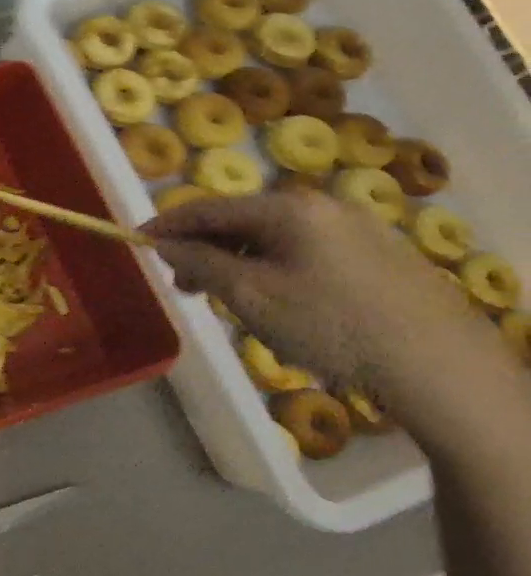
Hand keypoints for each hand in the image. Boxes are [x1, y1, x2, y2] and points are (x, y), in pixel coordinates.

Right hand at [142, 191, 516, 439]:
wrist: (439, 367)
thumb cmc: (329, 324)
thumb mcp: (248, 295)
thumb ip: (198, 263)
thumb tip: (165, 245)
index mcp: (289, 208)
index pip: (208, 207)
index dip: (166, 225)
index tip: (135, 242)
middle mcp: (325, 207)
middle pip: (243, 221)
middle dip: (205, 249)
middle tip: (182, 286)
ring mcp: (359, 231)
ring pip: (275, 239)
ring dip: (239, 263)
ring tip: (227, 300)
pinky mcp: (381, 258)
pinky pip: (307, 253)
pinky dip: (275, 270)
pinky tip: (276, 304)